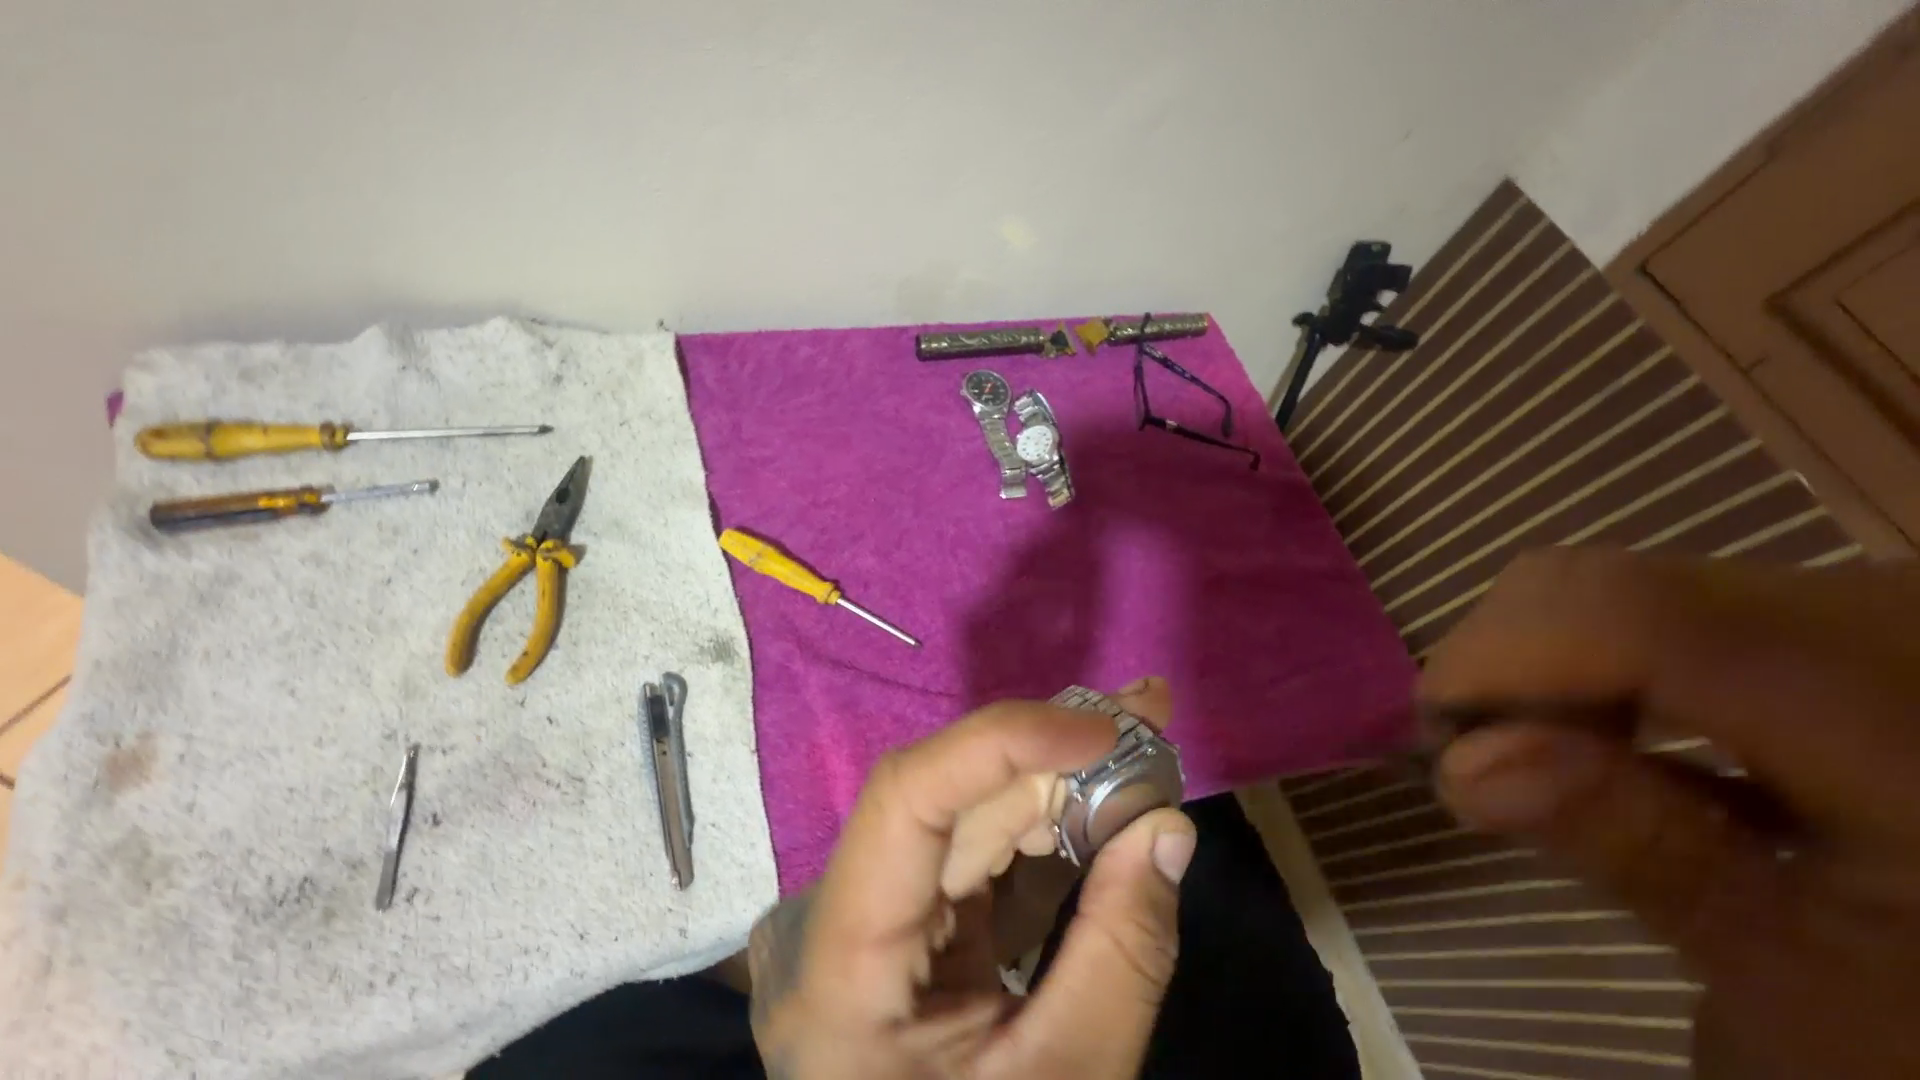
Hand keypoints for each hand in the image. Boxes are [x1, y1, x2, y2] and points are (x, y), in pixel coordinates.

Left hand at [746, 682, 1195, 1078]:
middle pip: (949, 806)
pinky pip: (978, 865)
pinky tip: (1104, 813)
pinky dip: (1046, 838)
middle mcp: (840, 921)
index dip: (1001, 741)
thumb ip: (1122, 951)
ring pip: (967, 824)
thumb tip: (1169, 828)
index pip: (906, 800)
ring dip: (1059, 788)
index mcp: (844, 965)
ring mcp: (872, 925)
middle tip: (1150, 719)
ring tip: (1142, 754)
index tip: (1100, 727)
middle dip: (1055, 759)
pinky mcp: (910, 936)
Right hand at [1422, 549, 1919, 1078]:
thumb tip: (1465, 765)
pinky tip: (1611, 736)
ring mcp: (1846, 605)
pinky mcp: (1820, 612)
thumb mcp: (1806, 978)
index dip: (1497, 657)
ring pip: (1617, 584)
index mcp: (1890, 712)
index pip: (1640, 617)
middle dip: (1504, 666)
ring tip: (1546, 760)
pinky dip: (1594, 660)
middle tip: (1488, 767)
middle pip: (1606, 586)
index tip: (1437, 741)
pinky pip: (1657, 599)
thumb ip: (1644, 854)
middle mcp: (1875, 619)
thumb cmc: (1919, 1006)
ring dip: (1541, 665)